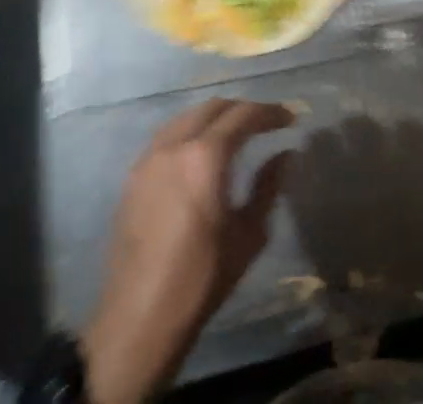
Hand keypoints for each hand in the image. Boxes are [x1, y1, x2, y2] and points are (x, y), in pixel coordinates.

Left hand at [82, 99, 295, 403]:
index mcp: (205, 157)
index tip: (290, 119)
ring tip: (236, 134)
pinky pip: (165, 138)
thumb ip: (268, 187)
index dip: (270, 113)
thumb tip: (286, 155)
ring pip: (184, 119)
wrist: (140, 314)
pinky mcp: (132, 178)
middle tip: (266, 123)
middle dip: (242, 110)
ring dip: (213, 118)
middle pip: (212, 108)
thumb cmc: (203, 276)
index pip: (243, 116)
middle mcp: (172, 147)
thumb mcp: (249, 233)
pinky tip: (201, 154)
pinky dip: (189, 134)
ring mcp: (147, 161)